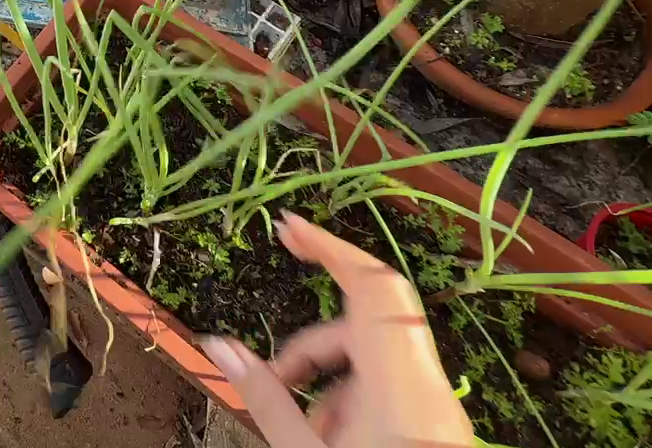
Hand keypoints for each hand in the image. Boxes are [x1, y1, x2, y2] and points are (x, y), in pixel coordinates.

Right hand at [200, 212, 472, 447]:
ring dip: (326, 380)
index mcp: (400, 386)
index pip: (371, 285)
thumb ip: (265, 396)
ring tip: (301, 430)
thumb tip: (216, 343)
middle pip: (363, 322)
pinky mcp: (434, 429)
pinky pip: (386, 388)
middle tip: (276, 368)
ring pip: (372, 359)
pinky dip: (349, 400)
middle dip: (311, 339)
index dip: (330, 246)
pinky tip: (327, 440)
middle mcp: (425, 387)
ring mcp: (436, 410)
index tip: (286, 226)